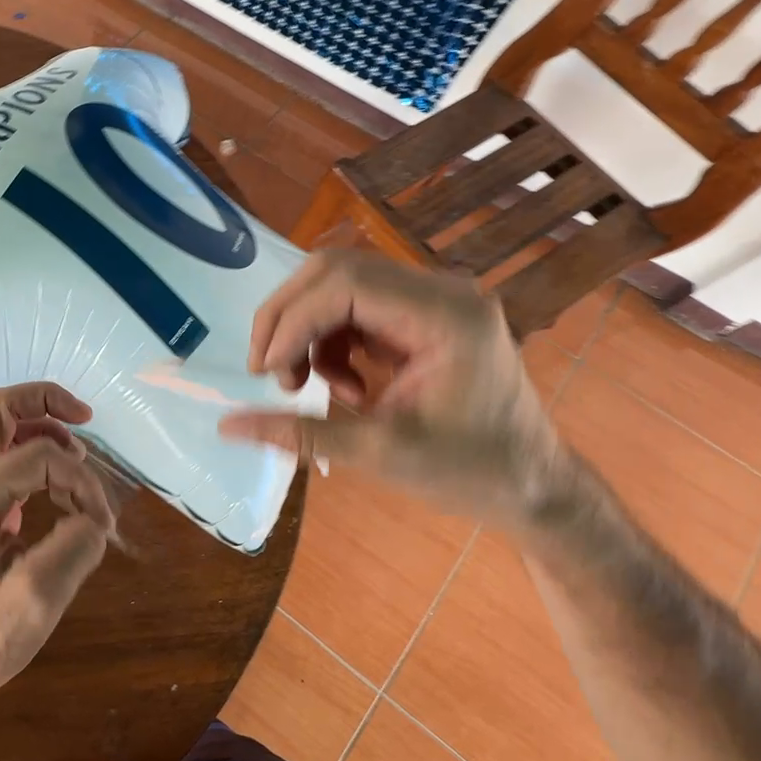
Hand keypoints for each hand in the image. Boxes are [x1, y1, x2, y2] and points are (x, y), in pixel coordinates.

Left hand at [0, 383, 117, 760]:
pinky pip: (5, 455)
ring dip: (42, 427)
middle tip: (86, 416)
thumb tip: (97, 517)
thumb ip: (76, 546)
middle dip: (45, 400)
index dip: (82, 482)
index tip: (103, 523)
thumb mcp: (39, 596)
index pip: (40, 456)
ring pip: (0, 426)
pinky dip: (36, 453)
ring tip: (78, 458)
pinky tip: (61, 482)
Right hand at [219, 249, 569, 528]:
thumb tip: (226, 425)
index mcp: (444, 314)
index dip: (292, 322)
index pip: (344, 284)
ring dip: (307, 333)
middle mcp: (441, 291)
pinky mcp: (424, 318)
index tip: (267, 373)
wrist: (534, 489)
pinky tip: (343, 388)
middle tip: (269, 370)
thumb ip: (299, 433)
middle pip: (336, 271)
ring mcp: (434, 301)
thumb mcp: (379, 454)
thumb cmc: (471, 474)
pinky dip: (331, 343)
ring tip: (305, 386)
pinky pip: (356, 310)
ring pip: (339, 287)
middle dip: (290, 318)